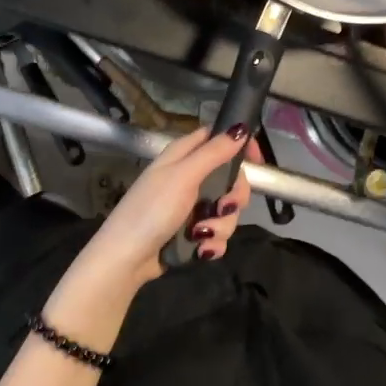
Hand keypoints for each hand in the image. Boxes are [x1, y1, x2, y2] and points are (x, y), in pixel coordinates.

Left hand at [79, 126, 259, 285]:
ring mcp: (192, 207)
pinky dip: (211, 244)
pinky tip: (199, 250)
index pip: (218, 138)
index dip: (239, 146)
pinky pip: (218, 234)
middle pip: (230, 179)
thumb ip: (214, 153)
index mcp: (183, 156)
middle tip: (221, 207)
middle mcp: (189, 178)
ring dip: (219, 226)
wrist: (127, 258)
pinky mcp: (193, 233)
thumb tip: (241, 127)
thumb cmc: (152, 210)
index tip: (257, 162)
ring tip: (199, 234)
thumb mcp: (183, 176)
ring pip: (227, 211)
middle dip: (232, 198)